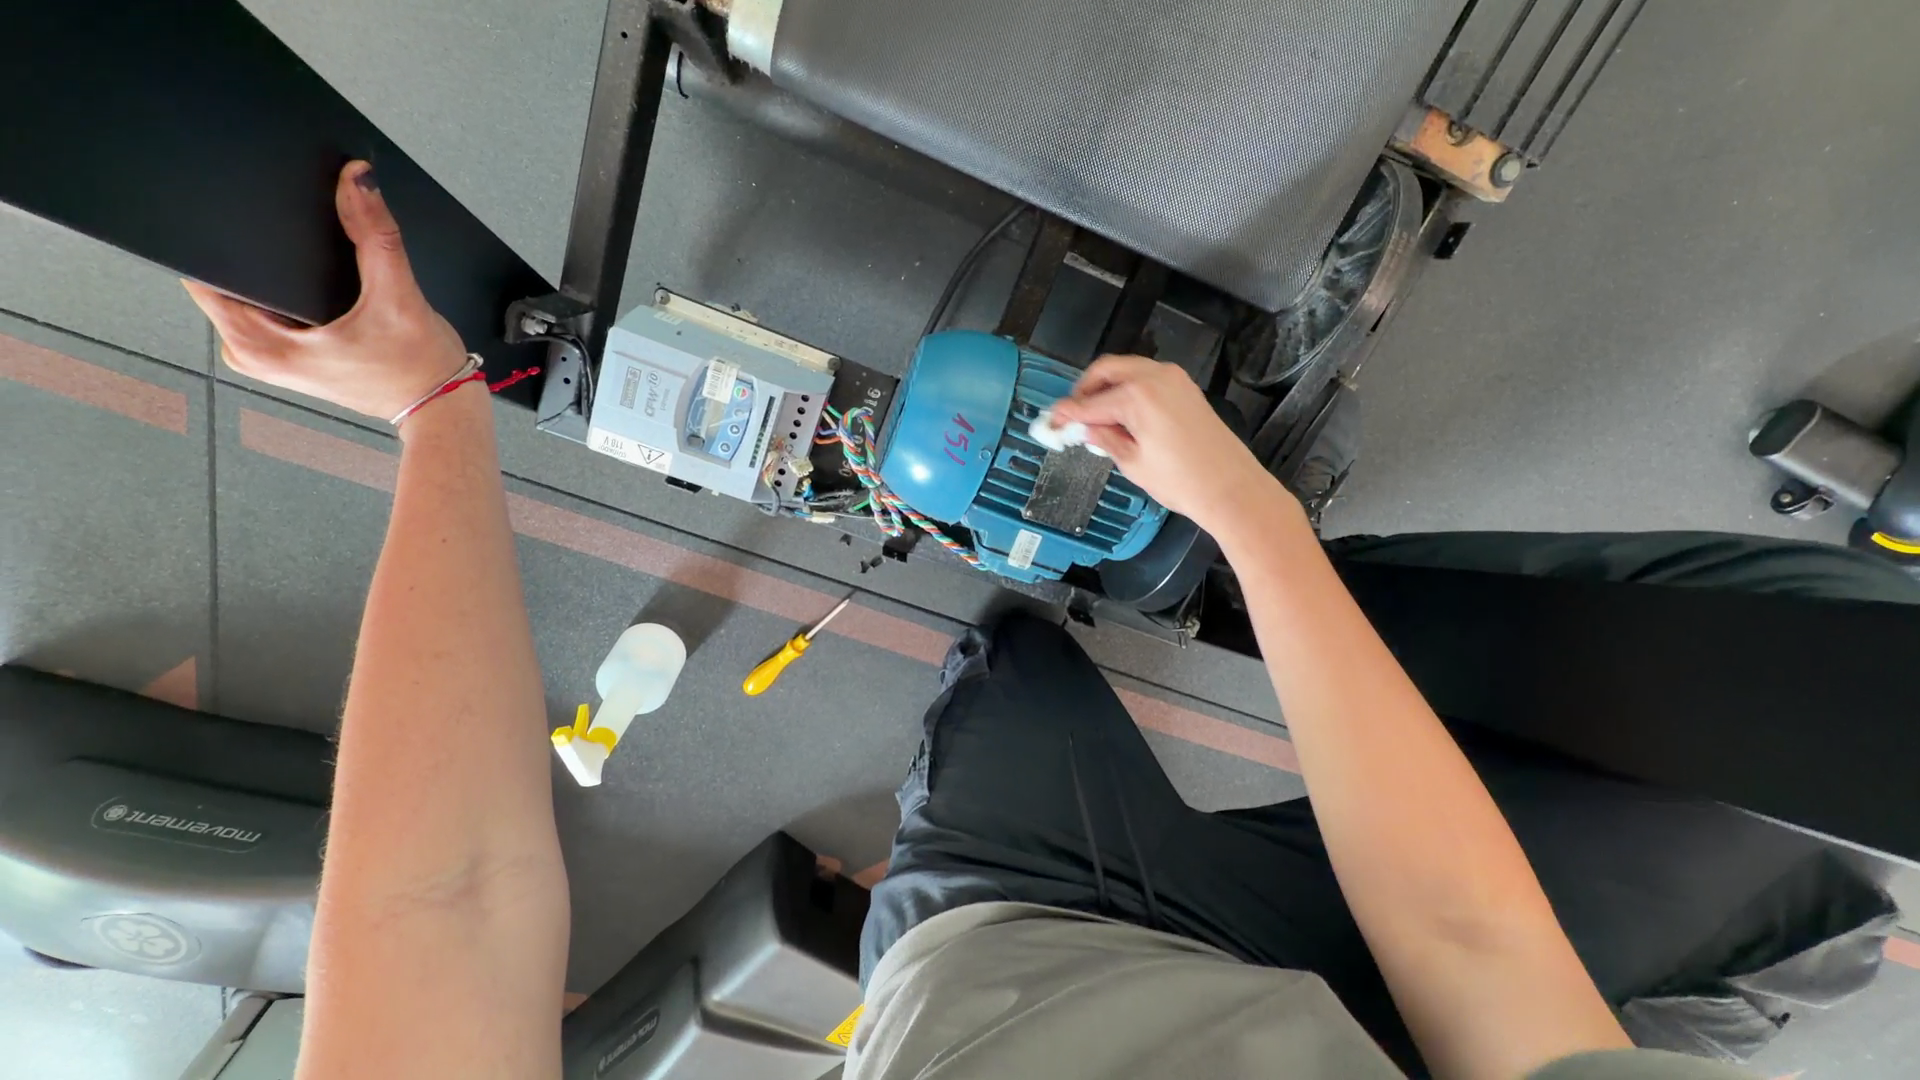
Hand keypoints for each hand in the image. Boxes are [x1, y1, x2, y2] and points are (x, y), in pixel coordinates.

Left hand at [183, 161, 469, 423]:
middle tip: (311, 257)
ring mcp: (268, 359)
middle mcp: (251, 354)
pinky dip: (293, 299)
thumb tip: (356, 182)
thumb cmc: (420, 370)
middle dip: (265, 259)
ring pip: (251, 295)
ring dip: (282, 280)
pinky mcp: (288, 360)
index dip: (233, 237)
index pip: (208, 271)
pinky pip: (270, 314)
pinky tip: (327, 301)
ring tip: (326, 286)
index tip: (256, 219)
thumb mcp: (399, 297)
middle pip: (231, 280)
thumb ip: (375, 236)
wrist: (442, 408)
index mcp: (259, 344)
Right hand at [1049, 356, 1284, 532]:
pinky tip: (1122, 416)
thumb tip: (1084, 428)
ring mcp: (1173, 378)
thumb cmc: (1181, 481)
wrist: (1231, 488)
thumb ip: (1104, 438)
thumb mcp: (1132, 462)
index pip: (1089, 402)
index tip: (1051, 422)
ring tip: (1096, 419)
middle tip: (1072, 415)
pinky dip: (1128, 390)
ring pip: (1126, 370)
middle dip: (1085, 390)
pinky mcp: (1185, 387)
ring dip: (1106, 388)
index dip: (1066, 413)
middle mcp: (1154, 377)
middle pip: (1106, 370)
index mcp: (1137, 395)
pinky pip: (1146, 378)